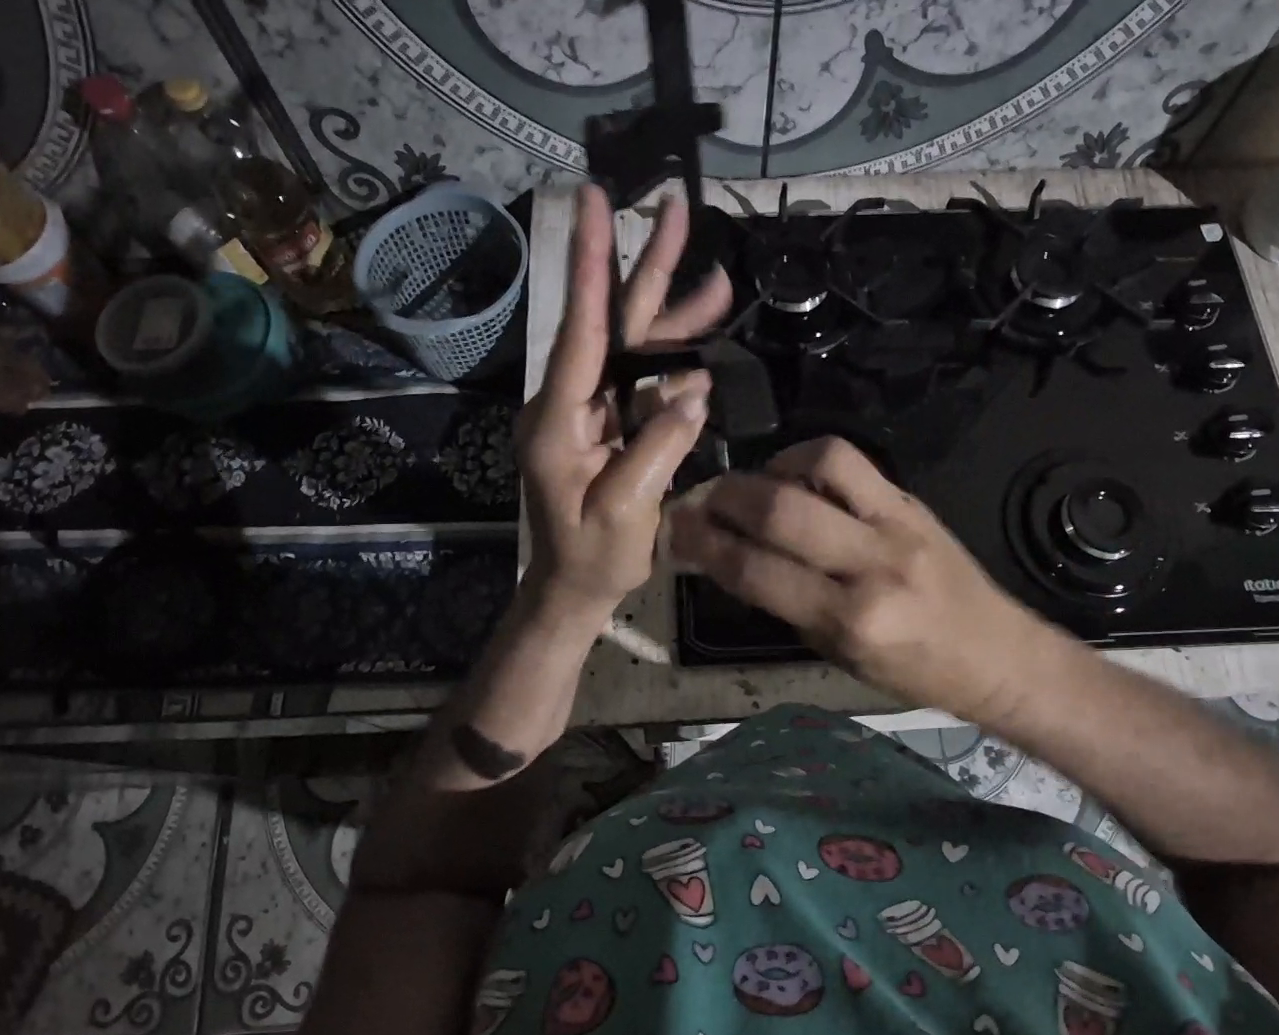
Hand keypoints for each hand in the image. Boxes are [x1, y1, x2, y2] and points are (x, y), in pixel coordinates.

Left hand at [517, 185, 731, 617]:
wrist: (573, 588)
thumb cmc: (591, 558)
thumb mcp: (624, 511)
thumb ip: (657, 449)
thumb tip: (691, 391)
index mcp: (560, 418)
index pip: (580, 329)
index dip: (590, 265)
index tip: (593, 202)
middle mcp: (572, 402)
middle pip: (612, 322)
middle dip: (645, 267)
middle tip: (674, 206)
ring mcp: (593, 412)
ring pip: (636, 349)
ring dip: (676, 318)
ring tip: (718, 280)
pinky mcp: (612, 425)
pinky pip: (647, 385)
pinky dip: (678, 368)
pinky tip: (706, 353)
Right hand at [669, 437, 1041, 718]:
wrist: (998, 655)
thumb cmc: (911, 672)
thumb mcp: (836, 654)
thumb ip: (782, 602)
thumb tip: (726, 557)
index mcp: (850, 622)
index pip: (757, 572)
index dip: (705, 546)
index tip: (673, 532)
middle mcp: (873, 566)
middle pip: (780, 511)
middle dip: (724, 500)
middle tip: (697, 502)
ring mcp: (897, 526)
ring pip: (818, 467)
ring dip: (768, 469)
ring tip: (751, 487)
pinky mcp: (912, 502)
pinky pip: (851, 462)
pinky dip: (807, 461)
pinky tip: (793, 477)